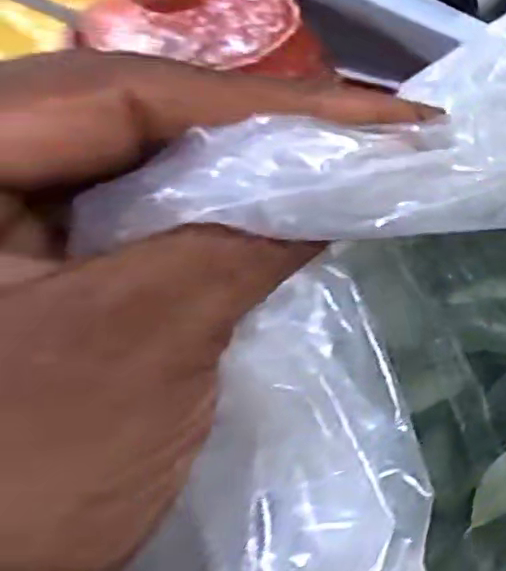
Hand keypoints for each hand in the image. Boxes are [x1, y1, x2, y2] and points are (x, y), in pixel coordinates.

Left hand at [0, 51, 429, 570]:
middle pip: (127, 117)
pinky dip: (231, 211)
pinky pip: (144, 219)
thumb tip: (361, 177)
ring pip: (140, 165)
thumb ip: (245, 236)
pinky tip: (296, 217)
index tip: (403, 113)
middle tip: (389, 127)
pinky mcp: (35, 289)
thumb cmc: (11, 475)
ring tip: (357, 160)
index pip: (117, 95)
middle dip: (270, 119)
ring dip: (256, 161)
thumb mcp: (133, 339)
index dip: (277, 97)